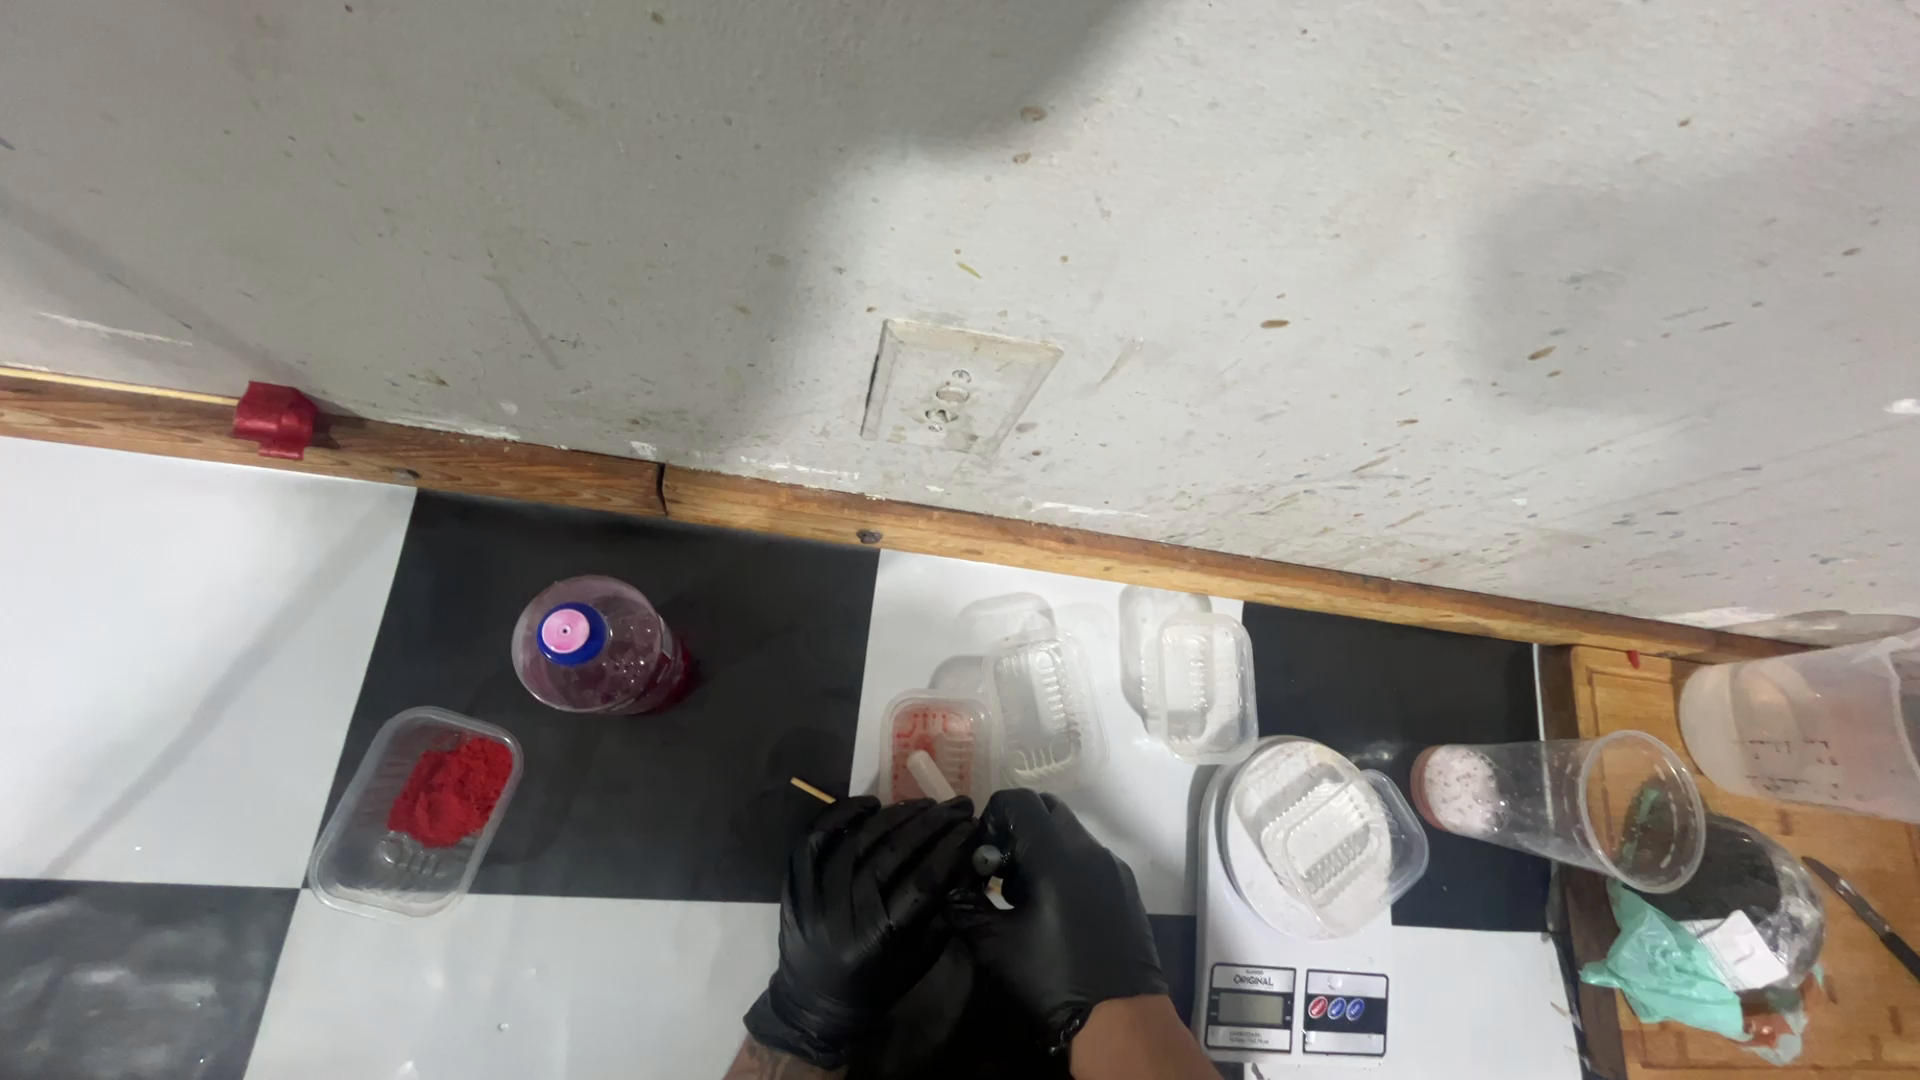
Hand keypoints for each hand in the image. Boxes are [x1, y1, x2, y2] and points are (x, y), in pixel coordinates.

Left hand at [745, 795, 976, 1068]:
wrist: (812, 1006)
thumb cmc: (876, 986)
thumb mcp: (921, 958)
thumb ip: (944, 908)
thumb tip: (969, 858)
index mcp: (879, 938)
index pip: (923, 879)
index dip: (952, 847)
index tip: (974, 826)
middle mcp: (844, 911)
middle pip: (894, 851)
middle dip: (933, 823)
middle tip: (959, 805)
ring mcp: (814, 893)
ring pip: (860, 837)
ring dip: (899, 813)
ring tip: (926, 804)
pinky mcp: (795, 882)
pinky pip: (816, 836)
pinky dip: (843, 812)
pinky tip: (872, 803)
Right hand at [948, 790, 1166, 1051]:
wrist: (1123, 1023)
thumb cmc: (1055, 981)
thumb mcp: (996, 947)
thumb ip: (966, 909)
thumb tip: (951, 890)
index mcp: (1057, 856)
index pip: (1020, 800)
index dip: (994, 816)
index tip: (985, 855)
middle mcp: (1089, 850)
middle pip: (1047, 808)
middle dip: (1018, 827)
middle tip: (1002, 869)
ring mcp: (1112, 867)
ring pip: (1069, 832)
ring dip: (1042, 846)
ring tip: (1026, 894)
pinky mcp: (1125, 886)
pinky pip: (1088, 856)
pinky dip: (1065, 865)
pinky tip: (1055, 909)